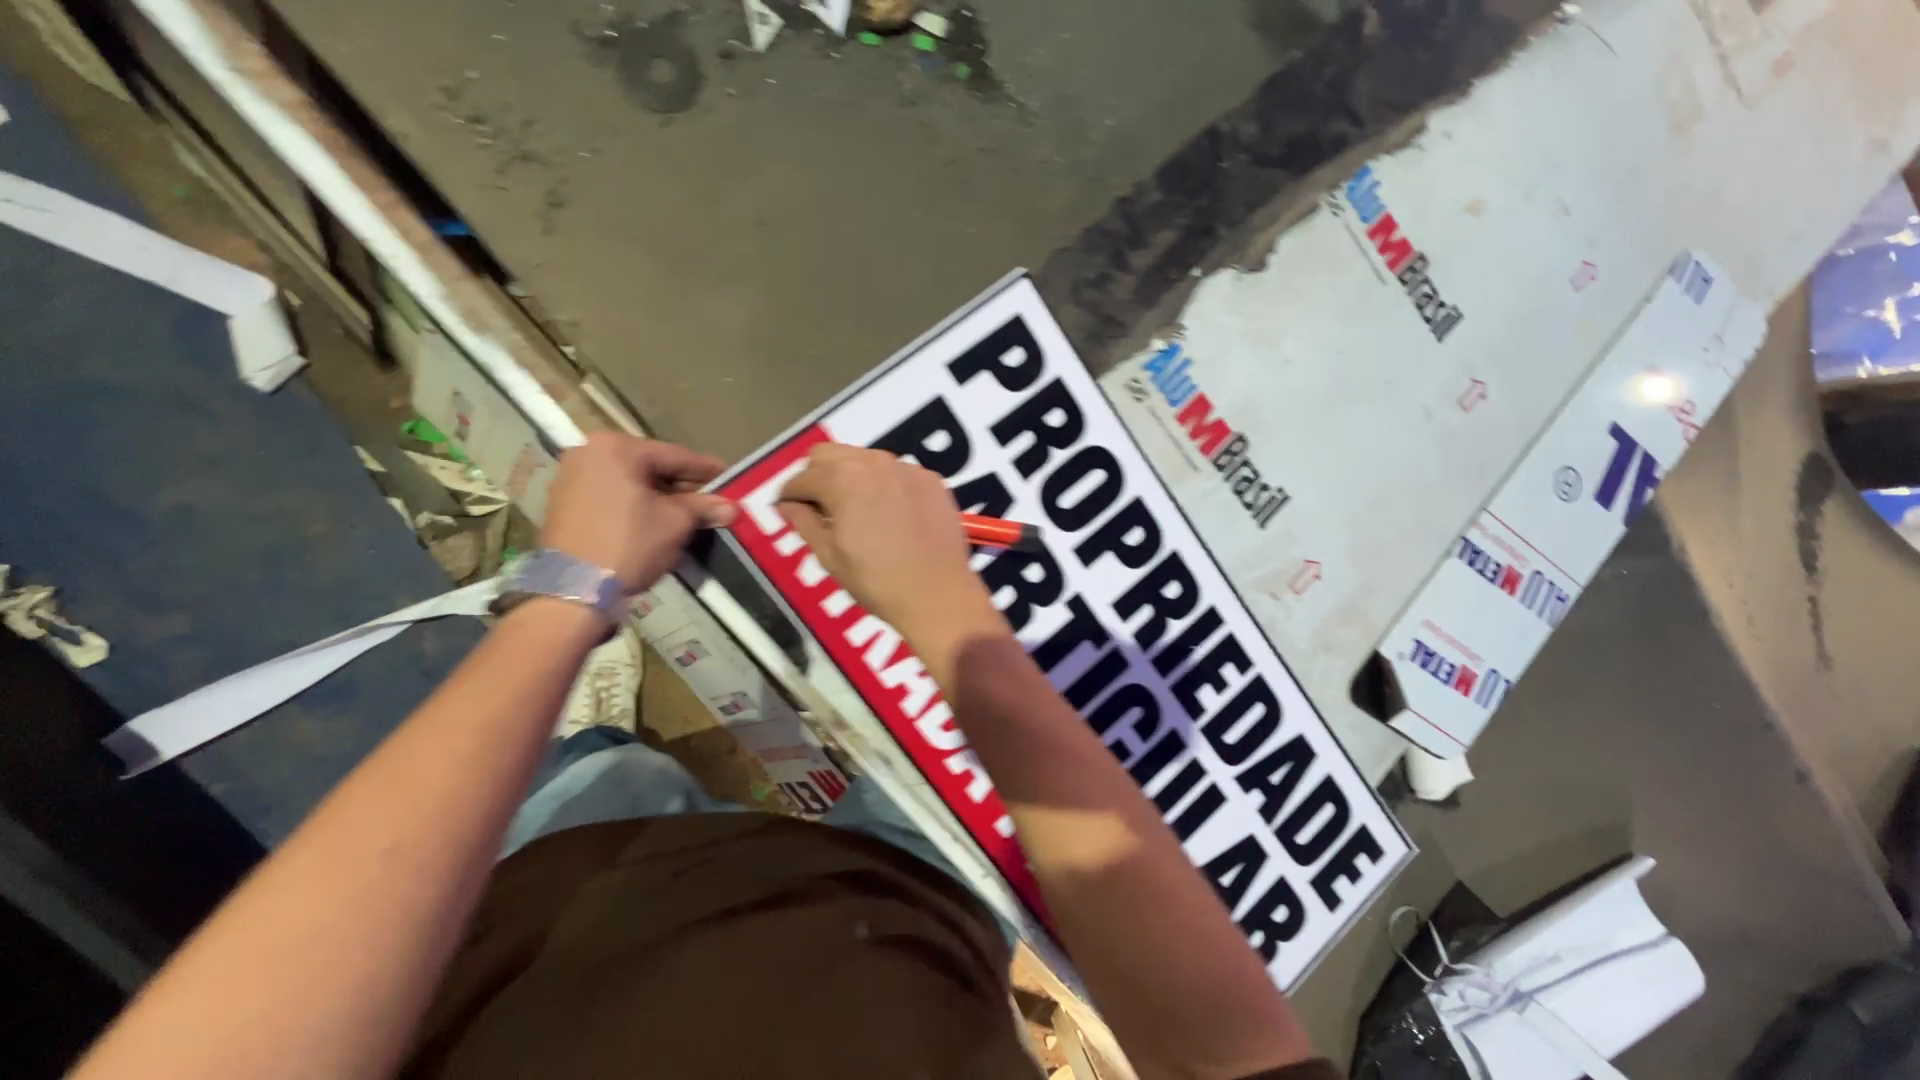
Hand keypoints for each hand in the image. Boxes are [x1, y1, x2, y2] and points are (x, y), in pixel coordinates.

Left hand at [541, 433, 736, 591]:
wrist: (572, 590)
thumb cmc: (628, 544)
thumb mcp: (674, 524)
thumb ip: (703, 507)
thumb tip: (731, 507)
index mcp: (616, 447)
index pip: (675, 456)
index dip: (707, 470)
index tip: (730, 478)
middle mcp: (588, 451)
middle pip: (650, 467)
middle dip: (681, 485)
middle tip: (710, 499)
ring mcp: (570, 476)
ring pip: (629, 482)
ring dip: (658, 496)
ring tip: (686, 513)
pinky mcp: (562, 502)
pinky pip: (610, 495)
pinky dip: (634, 505)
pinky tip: (653, 521)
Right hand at [777, 444, 999, 639]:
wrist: (938, 596)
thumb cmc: (876, 581)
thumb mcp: (830, 556)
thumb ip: (804, 522)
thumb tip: (787, 505)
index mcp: (842, 479)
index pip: (802, 477)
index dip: (789, 495)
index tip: (787, 509)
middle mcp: (874, 462)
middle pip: (830, 454)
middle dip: (817, 476)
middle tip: (818, 507)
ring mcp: (907, 468)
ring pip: (865, 459)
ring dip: (851, 477)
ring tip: (854, 511)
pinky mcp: (931, 480)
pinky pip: (897, 472)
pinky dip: (884, 485)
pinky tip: (889, 515)